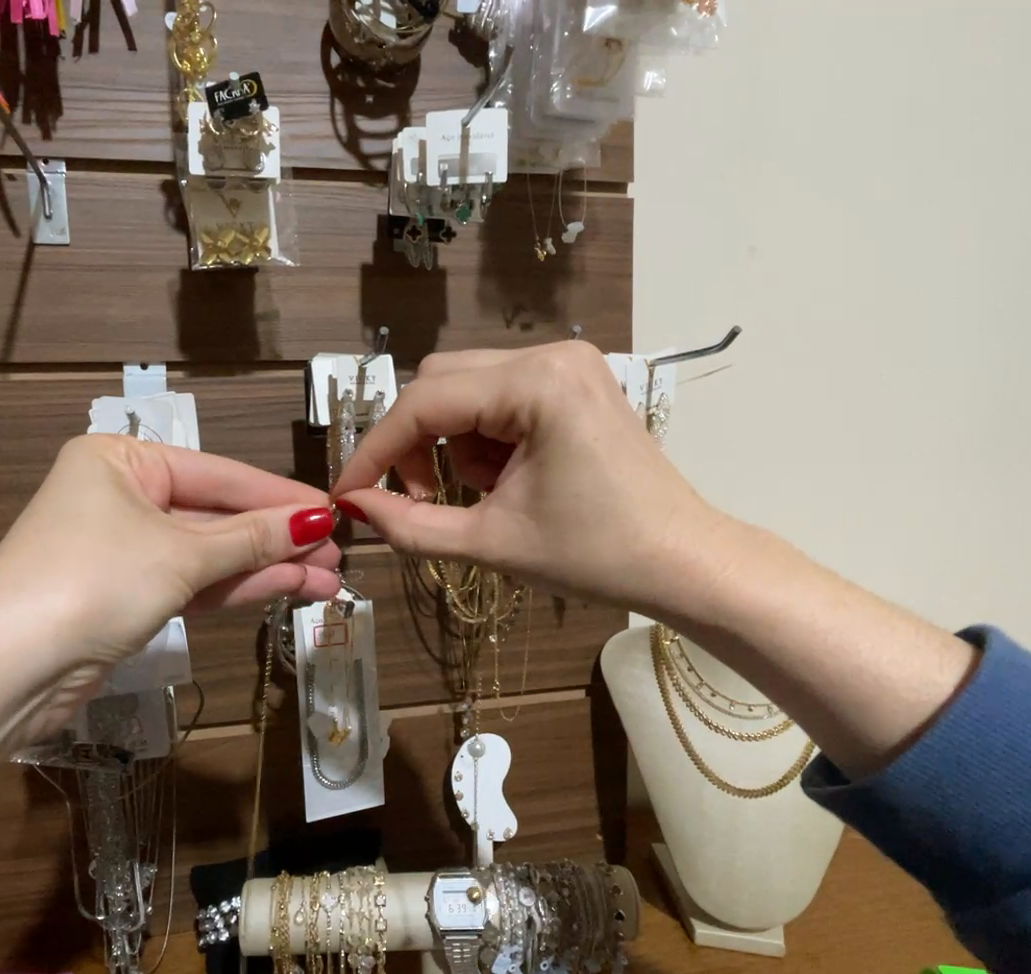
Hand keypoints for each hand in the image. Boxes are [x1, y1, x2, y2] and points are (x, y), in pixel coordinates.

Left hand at [0, 436, 340, 679]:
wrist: (9, 670)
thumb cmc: (93, 581)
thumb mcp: (181, 554)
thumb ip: (252, 539)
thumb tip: (317, 520)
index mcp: (121, 460)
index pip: (219, 474)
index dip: (279, 496)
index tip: (333, 510)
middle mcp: (122, 496)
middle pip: (217, 515)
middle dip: (277, 539)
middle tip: (337, 557)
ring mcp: (124, 549)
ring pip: (210, 553)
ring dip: (266, 567)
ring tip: (327, 581)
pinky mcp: (128, 595)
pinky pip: (193, 582)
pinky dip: (235, 587)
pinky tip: (285, 589)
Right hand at [331, 342, 732, 614]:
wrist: (682, 562)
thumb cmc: (595, 556)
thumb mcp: (490, 543)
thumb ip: (409, 524)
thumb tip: (351, 506)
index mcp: (536, 384)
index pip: (424, 403)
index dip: (375, 449)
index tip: (347, 493)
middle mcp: (551, 354)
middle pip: (440, 382)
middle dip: (416, 443)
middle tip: (420, 497)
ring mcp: (567, 362)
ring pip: (465, 388)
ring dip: (453, 443)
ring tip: (483, 495)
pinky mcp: (574, 381)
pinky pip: (498, 396)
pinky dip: (483, 438)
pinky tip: (507, 479)